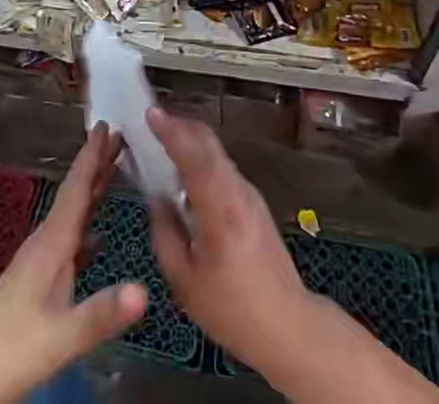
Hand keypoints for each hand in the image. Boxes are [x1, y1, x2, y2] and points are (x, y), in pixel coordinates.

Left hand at [0, 124, 145, 403]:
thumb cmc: (12, 350)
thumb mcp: (61, 336)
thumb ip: (102, 312)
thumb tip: (146, 291)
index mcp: (52, 245)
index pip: (75, 190)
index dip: (92, 157)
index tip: (106, 124)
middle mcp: (45, 243)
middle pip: (74, 194)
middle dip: (96, 164)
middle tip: (120, 135)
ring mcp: (40, 261)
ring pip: (72, 214)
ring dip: (93, 189)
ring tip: (115, 168)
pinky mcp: (39, 279)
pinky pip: (70, 237)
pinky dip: (87, 222)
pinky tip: (99, 232)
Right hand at [144, 107, 324, 367]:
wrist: (287, 324)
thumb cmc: (231, 309)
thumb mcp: (184, 279)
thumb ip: (165, 233)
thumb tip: (155, 198)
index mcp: (221, 210)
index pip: (195, 158)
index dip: (172, 132)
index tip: (151, 113)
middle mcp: (239, 193)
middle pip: (210, 145)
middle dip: (181, 126)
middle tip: (152, 119)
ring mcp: (250, 196)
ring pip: (218, 155)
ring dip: (191, 142)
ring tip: (163, 141)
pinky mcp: (254, 204)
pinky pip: (224, 170)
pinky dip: (202, 160)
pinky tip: (185, 172)